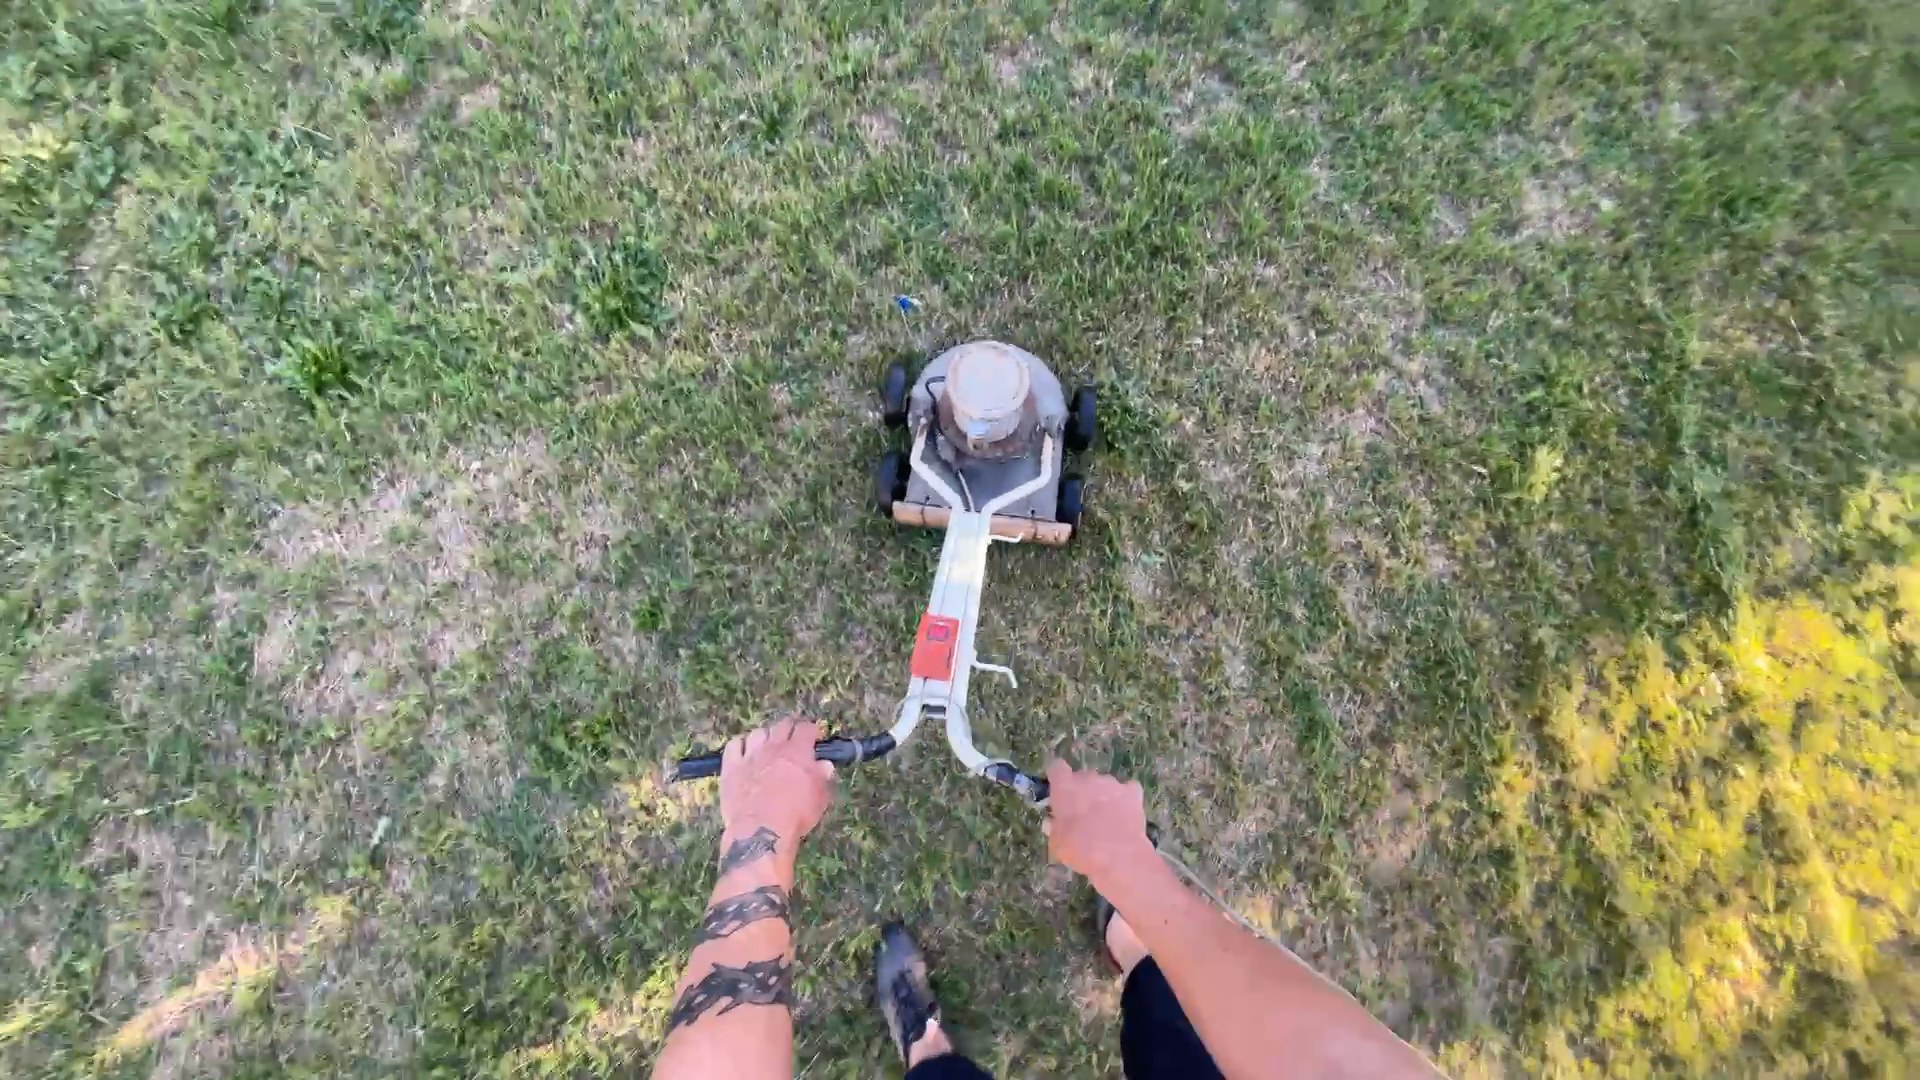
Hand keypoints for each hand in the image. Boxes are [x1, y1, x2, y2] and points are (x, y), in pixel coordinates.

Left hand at [719, 717, 836, 843]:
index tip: (815, 736)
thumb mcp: (820, 797)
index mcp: (798, 751)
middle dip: (790, 728)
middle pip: (782, 725)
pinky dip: (742, 744)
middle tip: (794, 737)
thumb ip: (823, 776)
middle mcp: (774, 746)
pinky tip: (745, 751)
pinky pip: (734, 745)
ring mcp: (750, 755)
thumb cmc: (796, 814)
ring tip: (769, 745)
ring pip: (759, 733)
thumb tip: (824, 764)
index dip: (812, 729)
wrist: (761, 831)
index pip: (806, 728)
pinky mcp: (731, 767)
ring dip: (766, 736)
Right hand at [1044, 760, 1156, 890]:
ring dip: (1103, 796)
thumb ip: (1054, 828)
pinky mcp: (1132, 792)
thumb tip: (1053, 823)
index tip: (1058, 790)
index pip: (1056, 768)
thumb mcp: (1057, 843)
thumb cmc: (1080, 849)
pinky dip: (1126, 799)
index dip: (1058, 778)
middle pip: (1082, 777)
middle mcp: (1087, 778)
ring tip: (1107, 819)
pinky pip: (1127, 790)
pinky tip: (1126, 815)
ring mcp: (1111, 783)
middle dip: (1082, 791)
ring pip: (1104, 784)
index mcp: (1064, 786)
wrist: (1118, 856)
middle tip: (1082, 814)